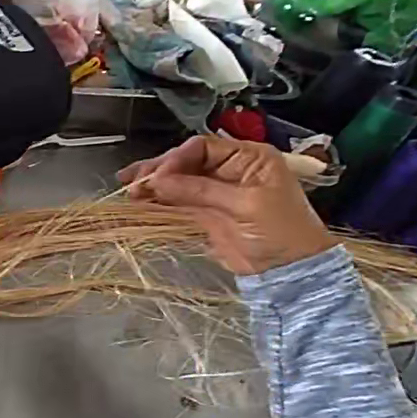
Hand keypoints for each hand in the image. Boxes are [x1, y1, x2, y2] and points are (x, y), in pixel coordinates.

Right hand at [118, 135, 335, 274]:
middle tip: (132, 184)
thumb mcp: (244, 205)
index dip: (175, 159)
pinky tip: (139, 201)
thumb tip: (156, 180)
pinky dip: (156, 199)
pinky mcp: (202, 210)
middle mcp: (228, 169)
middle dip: (157, 171)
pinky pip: (174, 199)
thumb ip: (200, 189)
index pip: (201, 147)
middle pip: (183, 161)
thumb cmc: (279, 231)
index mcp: (248, 158)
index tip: (156, 177)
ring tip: (129, 192)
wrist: (287, 270)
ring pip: (175, 179)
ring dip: (152, 184)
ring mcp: (214, 190)